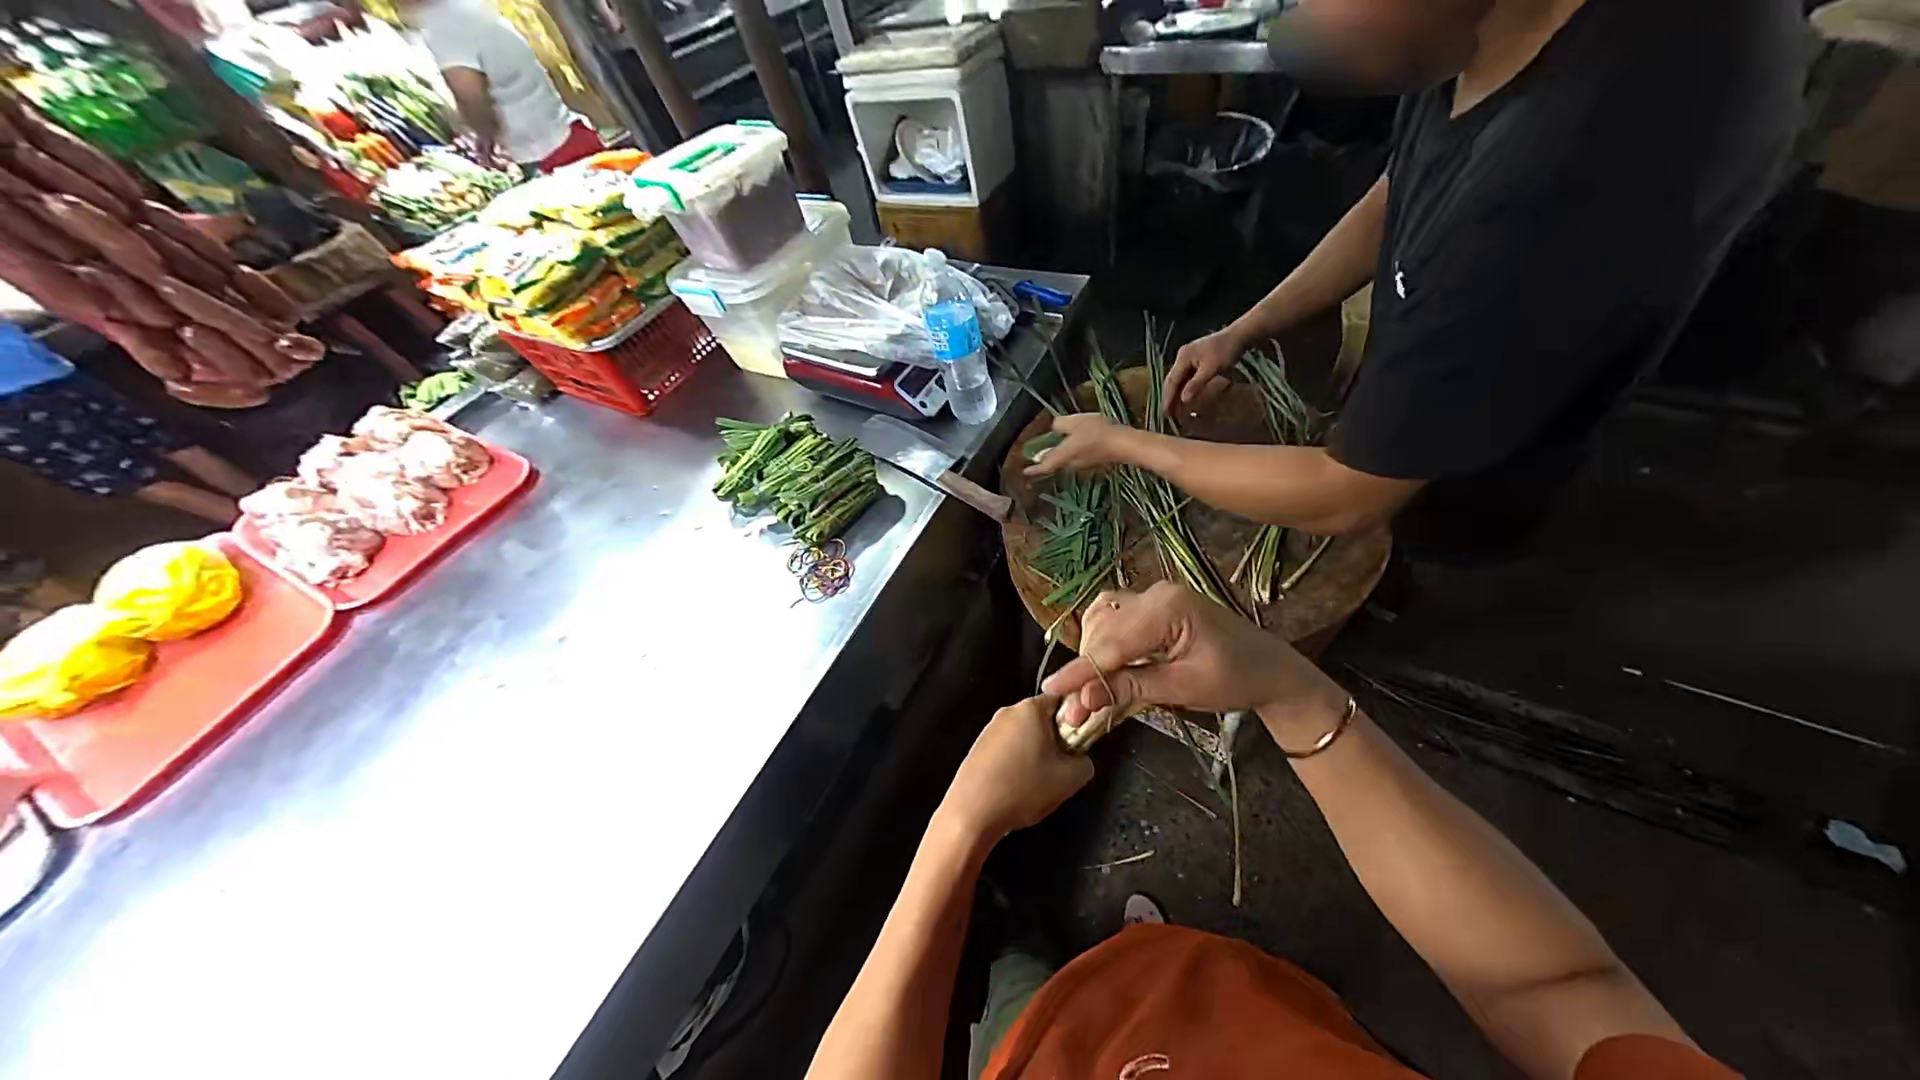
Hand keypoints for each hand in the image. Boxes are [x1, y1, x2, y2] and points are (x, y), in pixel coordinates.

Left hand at [939, 695, 1094, 839]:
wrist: (972, 813)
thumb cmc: (1022, 789)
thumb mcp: (1071, 778)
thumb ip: (1086, 761)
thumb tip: (1080, 759)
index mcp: (1030, 708)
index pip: (1064, 700)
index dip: (1078, 721)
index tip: (1079, 745)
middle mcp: (1008, 711)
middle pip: (1044, 720)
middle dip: (1056, 742)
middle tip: (1062, 769)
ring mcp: (990, 729)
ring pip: (1026, 736)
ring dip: (1037, 755)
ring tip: (1037, 784)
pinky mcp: (979, 747)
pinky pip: (1008, 749)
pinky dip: (1017, 764)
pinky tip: (1017, 787)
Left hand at [1022, 413, 1130, 477]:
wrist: (1124, 444)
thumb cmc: (1097, 432)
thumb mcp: (1075, 422)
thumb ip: (1060, 424)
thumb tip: (1054, 427)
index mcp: (1063, 456)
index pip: (1045, 466)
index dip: (1034, 470)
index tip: (1024, 473)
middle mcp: (1072, 464)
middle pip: (1056, 464)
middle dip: (1047, 460)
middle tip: (1039, 456)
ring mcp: (1085, 465)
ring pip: (1067, 462)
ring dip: (1060, 456)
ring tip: (1056, 448)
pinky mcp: (1096, 463)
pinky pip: (1078, 459)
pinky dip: (1073, 453)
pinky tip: (1077, 444)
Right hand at [1041, 582, 1346, 737]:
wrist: (1269, 668)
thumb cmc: (1236, 679)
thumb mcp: (1183, 689)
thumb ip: (1130, 688)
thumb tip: (1083, 700)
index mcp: (1168, 607)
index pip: (1112, 642)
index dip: (1081, 670)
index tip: (1053, 692)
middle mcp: (1154, 593)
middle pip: (1101, 630)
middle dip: (1086, 669)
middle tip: (1076, 708)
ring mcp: (1151, 595)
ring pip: (1101, 620)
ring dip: (1092, 653)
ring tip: (1091, 689)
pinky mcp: (1150, 605)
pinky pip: (1112, 617)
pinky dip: (1102, 641)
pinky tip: (1104, 664)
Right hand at [1163, 328, 1244, 411]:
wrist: (1239, 335)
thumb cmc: (1226, 351)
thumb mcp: (1211, 369)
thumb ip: (1196, 384)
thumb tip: (1183, 399)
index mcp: (1183, 357)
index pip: (1172, 381)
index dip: (1168, 397)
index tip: (1165, 412)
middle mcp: (1182, 356)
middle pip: (1172, 379)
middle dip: (1169, 396)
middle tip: (1166, 414)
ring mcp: (1188, 357)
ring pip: (1179, 378)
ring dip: (1176, 393)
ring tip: (1174, 408)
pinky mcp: (1195, 359)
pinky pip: (1186, 376)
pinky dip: (1184, 387)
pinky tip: (1185, 395)